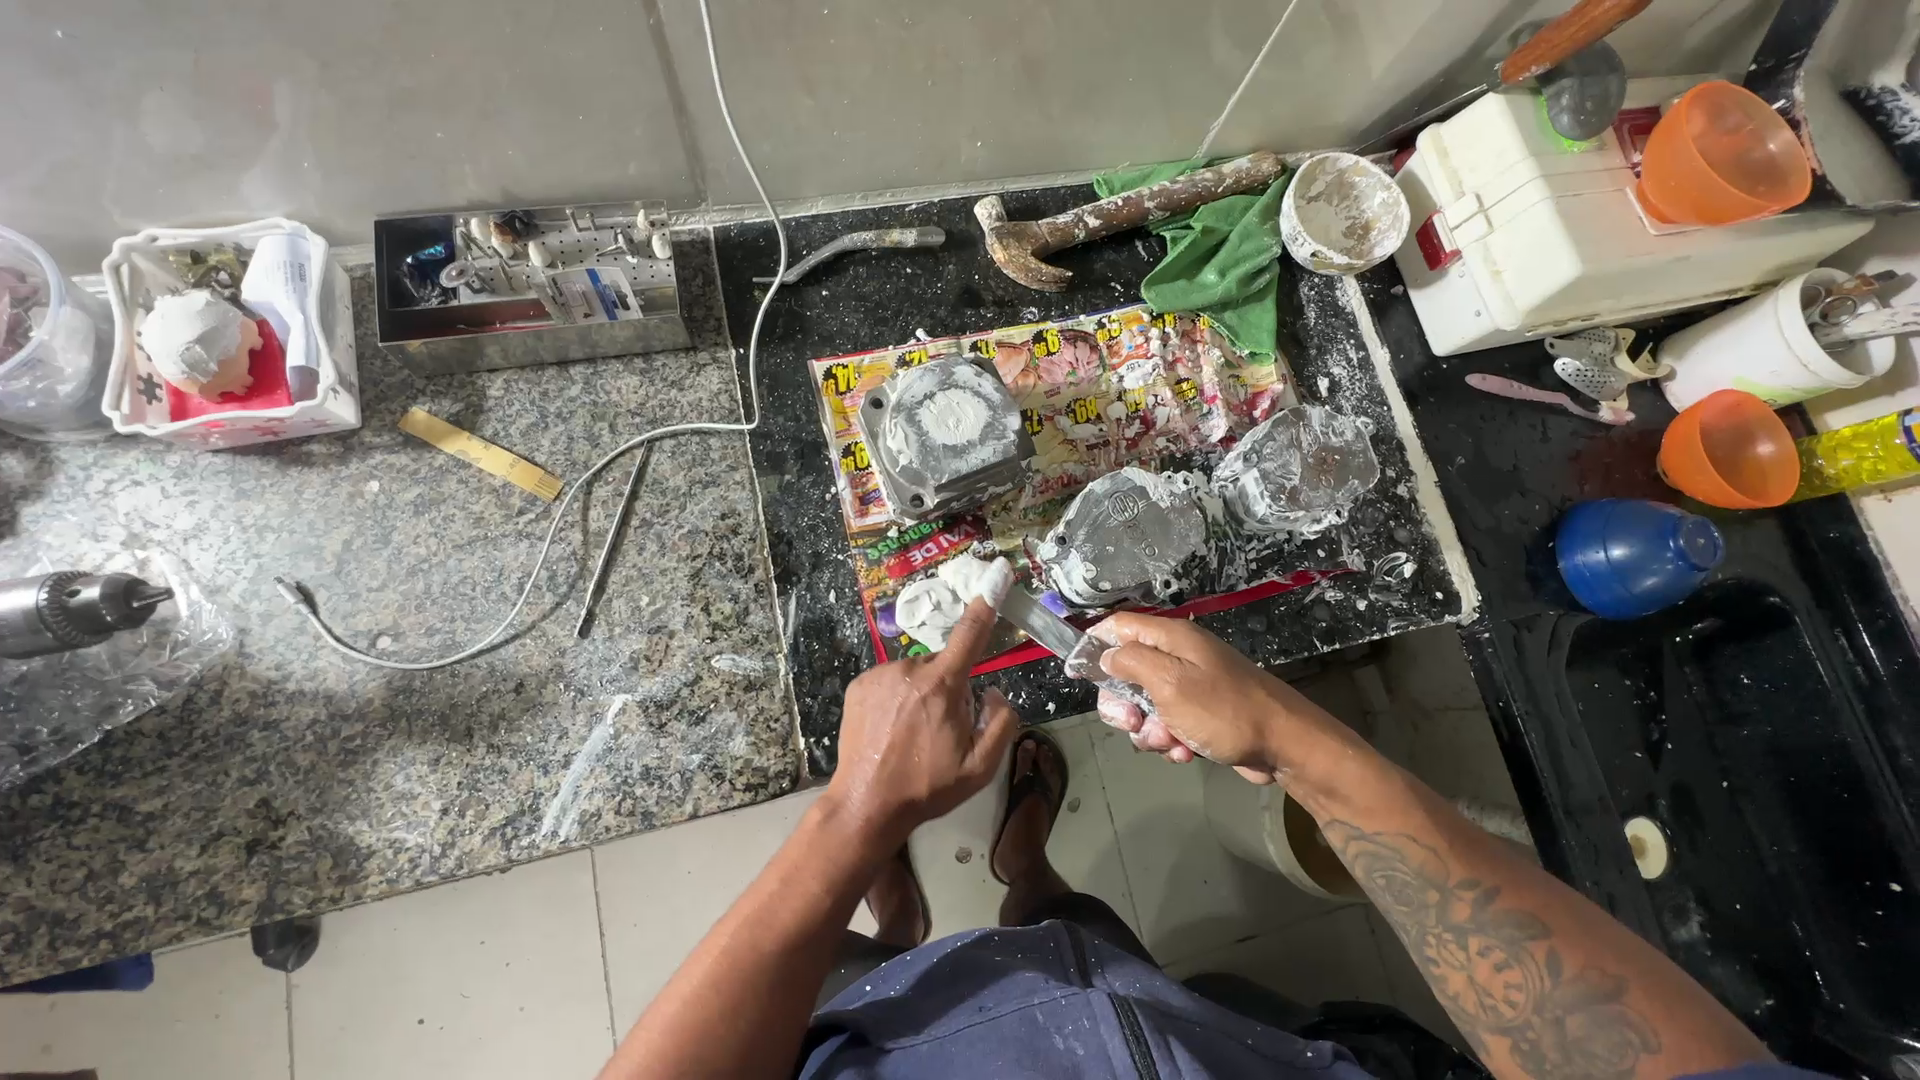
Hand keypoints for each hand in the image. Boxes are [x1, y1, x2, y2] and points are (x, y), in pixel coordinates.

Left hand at [828, 597, 1019, 851]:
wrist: (867, 803)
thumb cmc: (927, 787)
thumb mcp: (981, 767)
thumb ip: (1001, 722)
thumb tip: (992, 691)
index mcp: (942, 685)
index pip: (972, 634)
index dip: (988, 601)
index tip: (1000, 571)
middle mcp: (909, 669)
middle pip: (942, 666)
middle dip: (948, 689)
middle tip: (938, 732)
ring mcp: (879, 675)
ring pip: (915, 674)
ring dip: (920, 694)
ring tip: (910, 735)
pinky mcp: (859, 685)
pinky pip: (890, 681)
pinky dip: (895, 697)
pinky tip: (889, 729)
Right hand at [1088, 613, 1360, 784]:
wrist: (1283, 746)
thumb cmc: (1224, 710)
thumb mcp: (1169, 682)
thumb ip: (1130, 662)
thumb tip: (1105, 654)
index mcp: (1171, 638)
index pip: (1118, 626)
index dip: (1093, 645)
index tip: (1075, 672)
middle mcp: (1178, 656)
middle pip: (1125, 672)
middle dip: (1122, 704)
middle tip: (1134, 722)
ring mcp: (1189, 686)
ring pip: (1143, 706)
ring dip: (1148, 730)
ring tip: (1170, 742)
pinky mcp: (1199, 715)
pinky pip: (1167, 725)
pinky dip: (1170, 740)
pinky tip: (1185, 752)